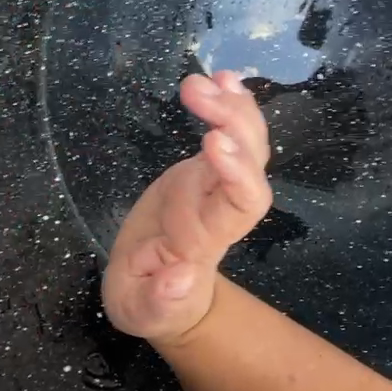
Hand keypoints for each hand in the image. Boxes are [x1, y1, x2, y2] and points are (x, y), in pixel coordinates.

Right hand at [103, 71, 271, 344]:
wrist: (163, 295)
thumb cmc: (149, 305)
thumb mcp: (141, 312)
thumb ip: (158, 301)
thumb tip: (181, 278)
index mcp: (206, 243)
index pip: (238, 205)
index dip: (234, 173)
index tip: (214, 141)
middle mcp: (221, 210)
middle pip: (250, 164)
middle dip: (233, 124)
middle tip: (198, 90)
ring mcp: (215, 189)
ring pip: (244, 144)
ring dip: (231, 107)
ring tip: (208, 77)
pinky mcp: (202, 175)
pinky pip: (228, 136)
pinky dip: (229, 106)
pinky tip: (223, 78)